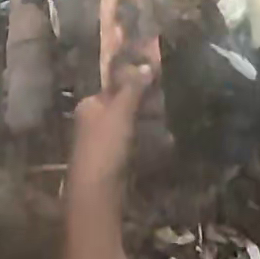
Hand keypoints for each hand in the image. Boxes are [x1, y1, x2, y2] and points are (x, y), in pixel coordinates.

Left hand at [66, 57, 156, 202]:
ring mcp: (101, 142)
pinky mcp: (112, 161)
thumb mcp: (120, 112)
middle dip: (144, 104)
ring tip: (170, 120)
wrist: (96, 193)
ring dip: (147, 123)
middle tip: (167, 101)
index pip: (113, 86)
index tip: (157, 80)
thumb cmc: (105, 146)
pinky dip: (146, 141)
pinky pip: (131, 144)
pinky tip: (164, 142)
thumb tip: (146, 64)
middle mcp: (92, 120)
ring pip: (128, 125)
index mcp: (89, 105)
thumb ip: (133, 88)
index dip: (134, 82)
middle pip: (121, 105)